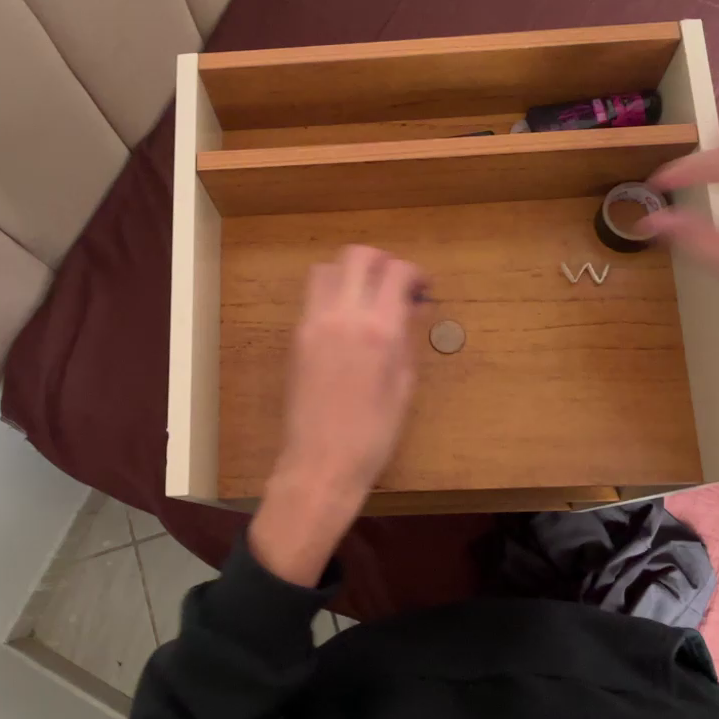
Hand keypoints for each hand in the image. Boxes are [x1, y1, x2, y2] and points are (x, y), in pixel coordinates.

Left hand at [248, 245, 423, 585]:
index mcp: (379, 330)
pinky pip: (313, 297)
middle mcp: (344, 316)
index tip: (421, 288)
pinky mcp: (297, 337)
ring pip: (328, 269)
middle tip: (393, 285)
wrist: (321, 463)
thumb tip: (410, 308)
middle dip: (381, 262)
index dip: (414, 273)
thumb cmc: (374, 435)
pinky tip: (346, 321)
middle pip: (358, 256)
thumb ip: (406, 339)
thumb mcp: (403, 386)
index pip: (396, 272)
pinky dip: (332, 295)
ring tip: (366, 298)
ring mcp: (314, 324)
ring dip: (351, 274)